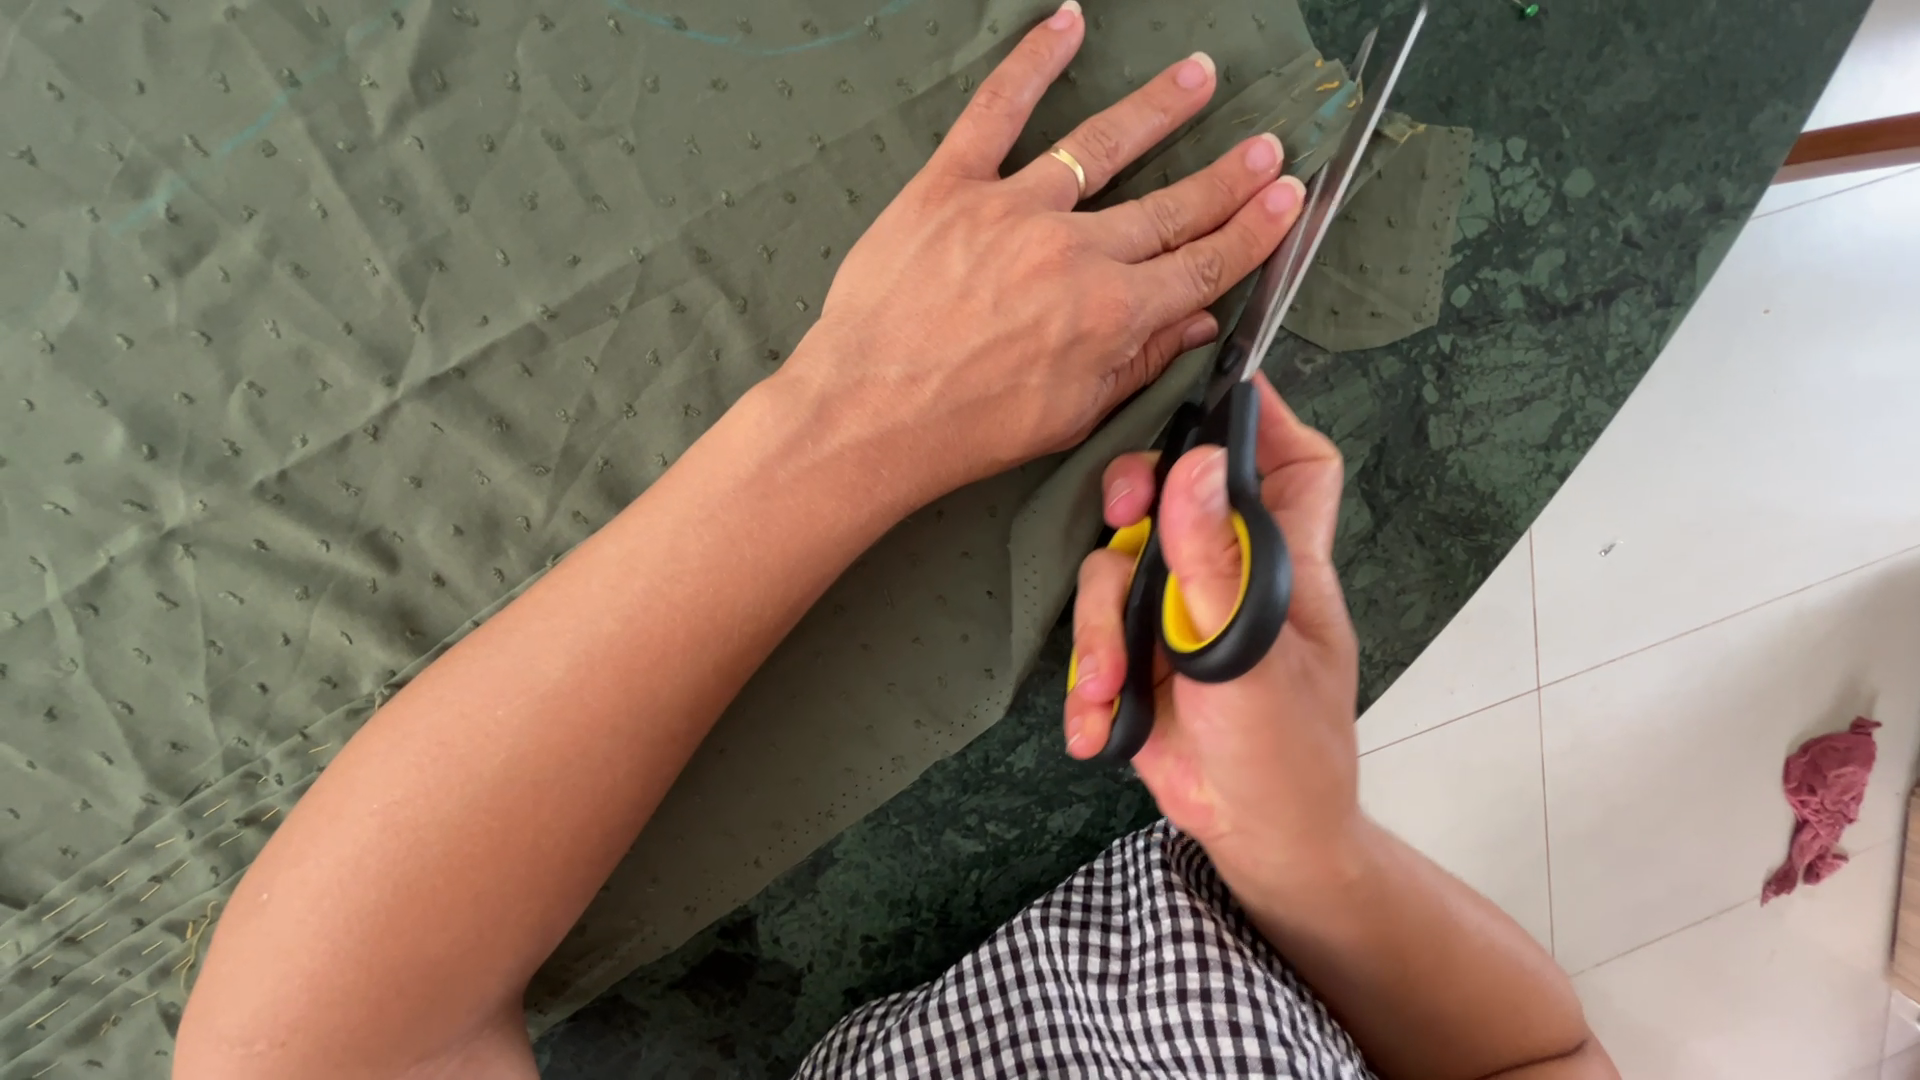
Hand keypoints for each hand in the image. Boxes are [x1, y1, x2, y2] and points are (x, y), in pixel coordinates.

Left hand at [782, 1, 1306, 504]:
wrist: (872, 414)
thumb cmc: (969, 428)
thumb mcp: (1070, 414)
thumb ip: (1137, 362)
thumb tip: (1194, 323)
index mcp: (1111, 314)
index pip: (1201, 265)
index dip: (1252, 232)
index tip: (1286, 200)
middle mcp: (1075, 251)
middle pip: (1169, 205)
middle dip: (1226, 177)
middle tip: (1266, 147)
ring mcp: (1012, 210)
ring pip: (1102, 145)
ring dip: (1159, 110)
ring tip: (1199, 78)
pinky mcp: (951, 187)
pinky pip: (997, 111)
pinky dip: (1033, 63)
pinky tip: (1066, 24)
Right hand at [1065, 374, 1360, 905]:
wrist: (1253, 835)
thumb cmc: (1285, 753)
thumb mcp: (1248, 658)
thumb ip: (1216, 566)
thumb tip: (1197, 468)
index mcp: (1281, 561)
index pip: (1293, 464)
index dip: (1263, 420)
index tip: (1219, 390)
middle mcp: (1225, 572)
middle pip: (1171, 495)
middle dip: (1132, 502)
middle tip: (1116, 519)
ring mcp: (1174, 611)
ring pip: (1111, 569)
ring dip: (1098, 632)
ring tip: (1109, 688)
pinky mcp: (1135, 650)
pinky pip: (1092, 634)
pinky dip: (1087, 677)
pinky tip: (1096, 722)